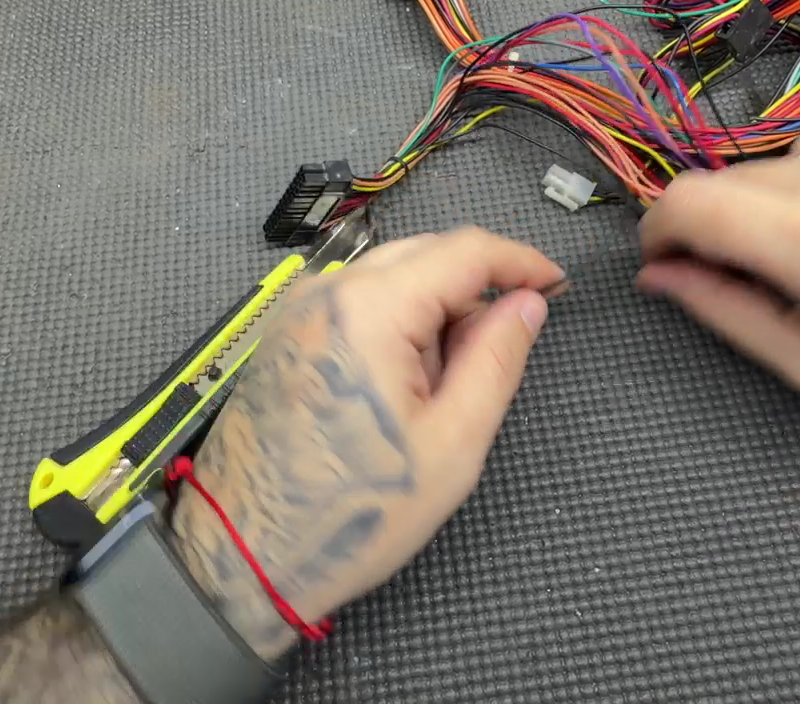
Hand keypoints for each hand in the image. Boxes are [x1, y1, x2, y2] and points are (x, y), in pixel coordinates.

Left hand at [171, 227, 562, 657]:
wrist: (245, 549)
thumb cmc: (353, 509)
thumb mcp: (452, 443)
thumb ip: (497, 359)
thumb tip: (526, 304)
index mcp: (370, 306)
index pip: (464, 249)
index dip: (519, 260)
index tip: (554, 284)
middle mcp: (329, 288)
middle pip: (428, 255)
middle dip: (473, 294)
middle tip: (494, 357)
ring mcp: (302, 303)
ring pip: (396, 276)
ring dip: (433, 314)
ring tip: (433, 392)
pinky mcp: (290, 325)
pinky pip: (363, 298)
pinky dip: (397, 323)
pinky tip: (397, 384)